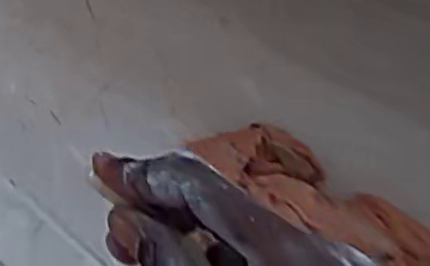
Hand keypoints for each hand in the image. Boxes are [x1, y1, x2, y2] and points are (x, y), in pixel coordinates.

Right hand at [94, 153, 374, 265]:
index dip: (142, 173)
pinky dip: (228, 256)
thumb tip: (128, 221)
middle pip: (219, 201)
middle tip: (122, 223)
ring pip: (245, 231)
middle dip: (162, 207)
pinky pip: (272, 256)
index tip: (106, 171)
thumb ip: (170, 262)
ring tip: (155, 255)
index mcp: (293, 251)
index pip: (197, 180)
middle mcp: (323, 250)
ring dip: (192, 236)